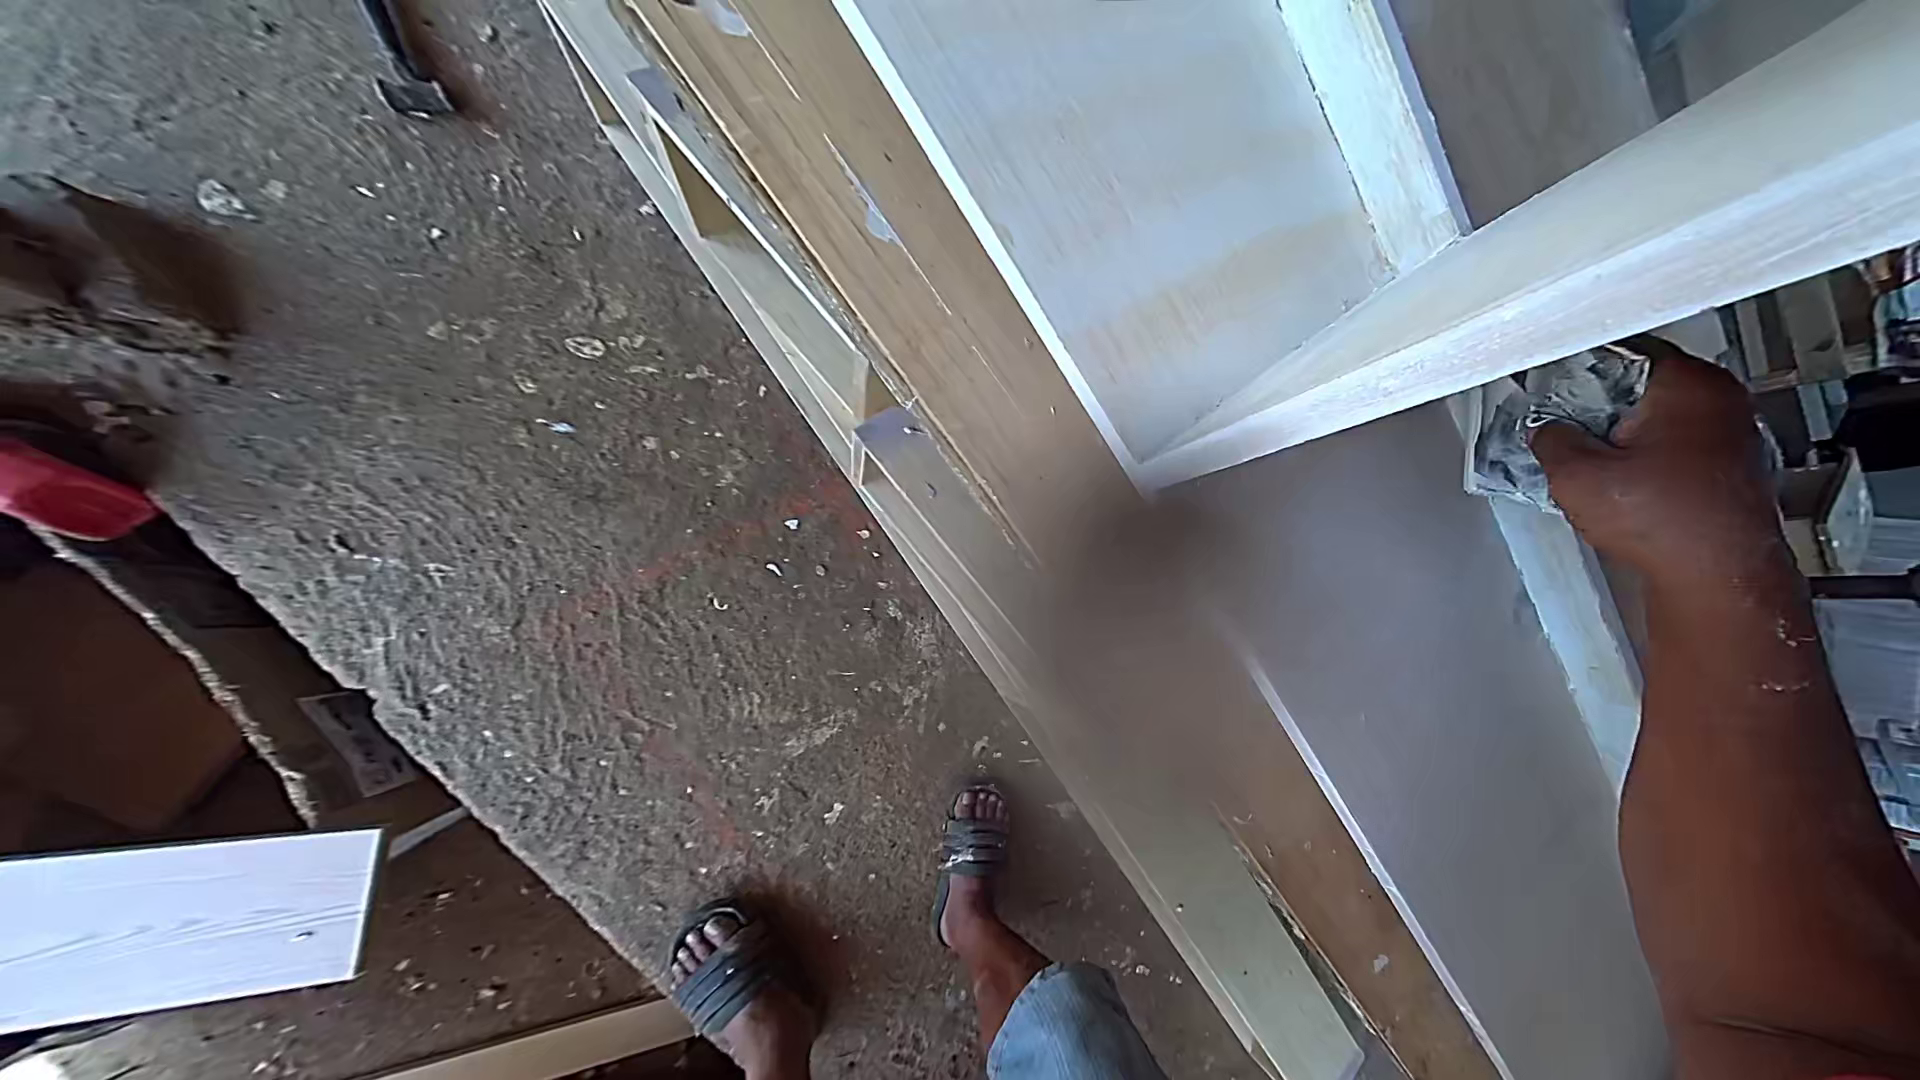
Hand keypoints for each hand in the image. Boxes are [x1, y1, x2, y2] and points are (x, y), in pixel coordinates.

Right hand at [1529, 337, 1786, 581]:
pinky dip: (1629, 448)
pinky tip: (1604, 473)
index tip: (1544, 384)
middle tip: (1551, 422)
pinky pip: (1661, 438)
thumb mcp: (1574, 474)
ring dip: (1607, 428)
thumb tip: (1546, 429)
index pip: (1620, 352)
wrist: (1712, 569)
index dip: (1574, 368)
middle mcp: (1717, 400)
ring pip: (1645, 412)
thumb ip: (1550, 438)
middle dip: (1588, 402)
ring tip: (1574, 453)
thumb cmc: (1665, 521)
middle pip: (1633, 382)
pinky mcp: (1717, 458)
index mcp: (1688, 386)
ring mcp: (1723, 429)